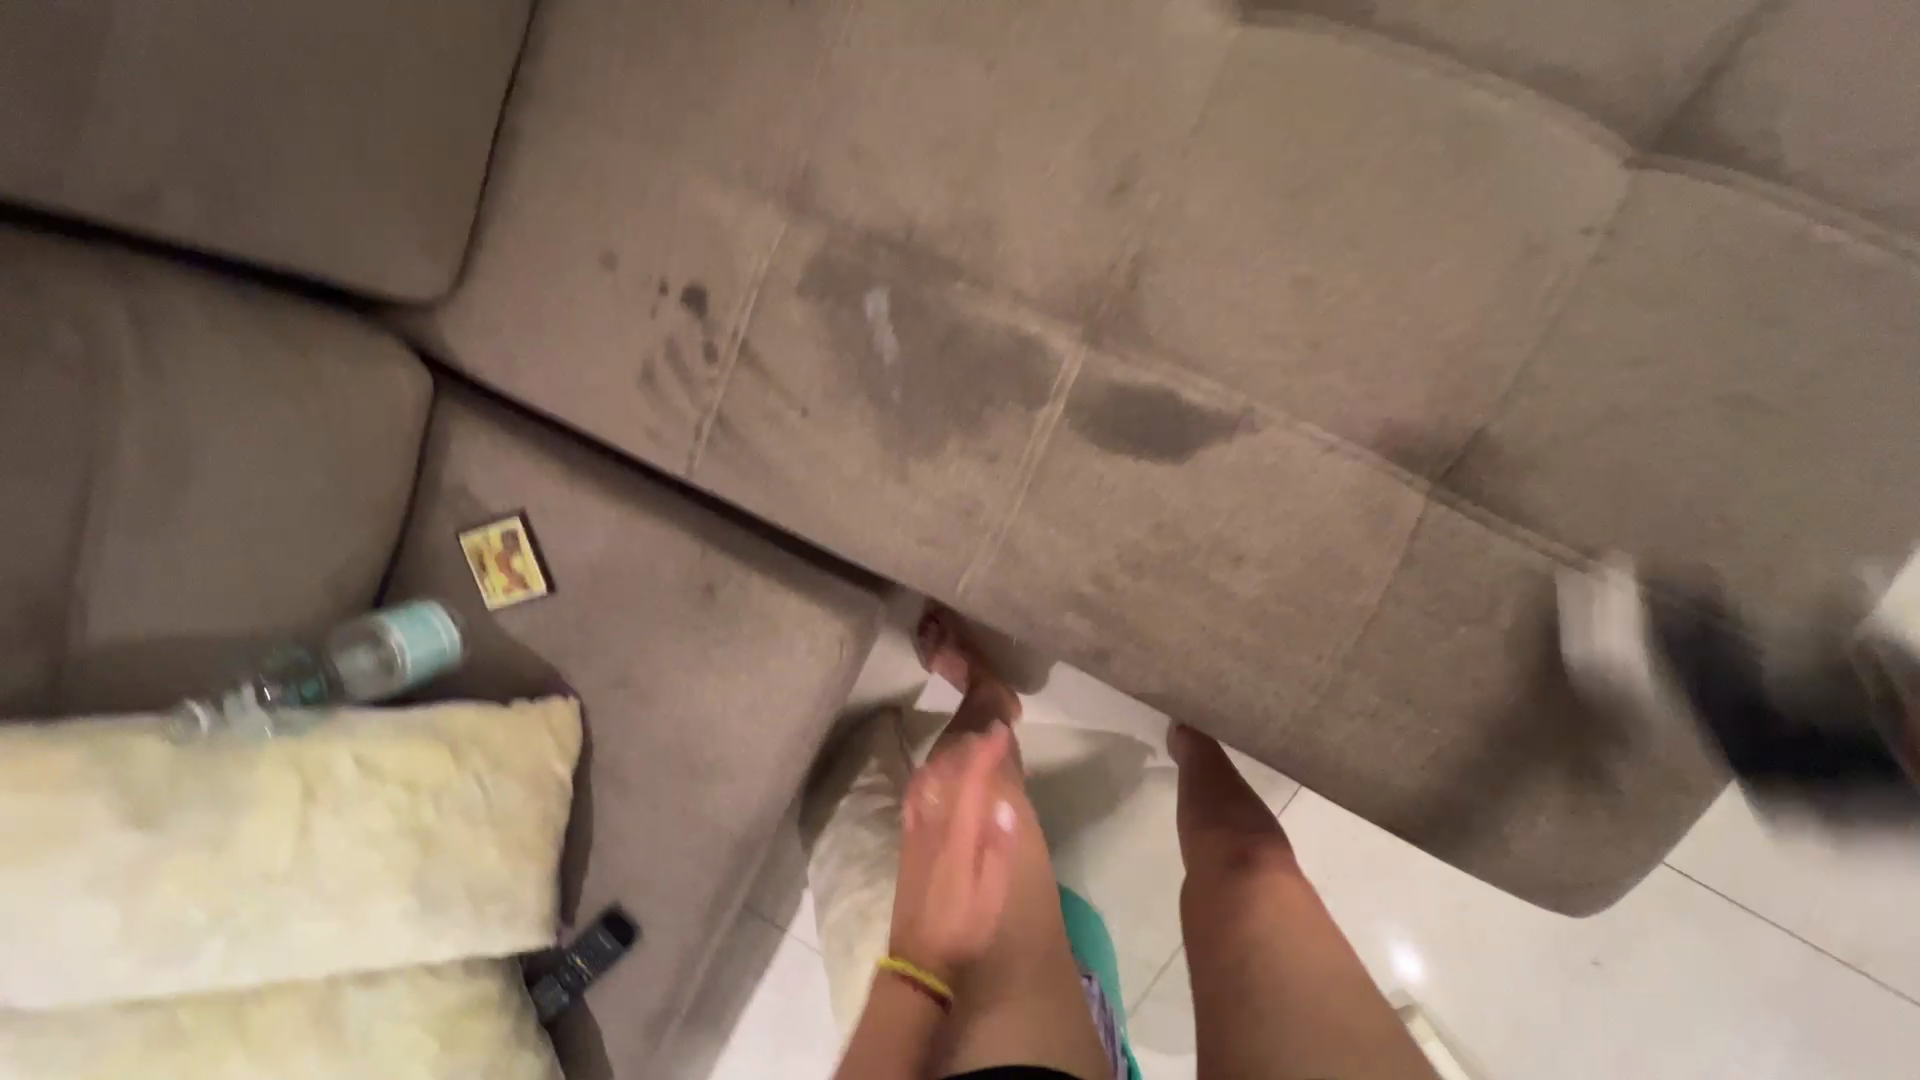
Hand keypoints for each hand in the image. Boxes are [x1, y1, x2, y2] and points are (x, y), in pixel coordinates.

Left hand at [889, 722, 1020, 985]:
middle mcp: (933, 825)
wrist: (919, 959)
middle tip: (991, 726)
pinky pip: (916, 792)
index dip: (985, 751)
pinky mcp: (907, 840)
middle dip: (969, 743)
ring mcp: (916, 831)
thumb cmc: (965, 930)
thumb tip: (1006, 804)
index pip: (970, 781)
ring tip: (970, 741)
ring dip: (949, 753)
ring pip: (928, 779)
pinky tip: (935, 768)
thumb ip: (999, 850)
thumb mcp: (993, 897)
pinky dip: (930, 771)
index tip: (1000, 729)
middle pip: (946, 771)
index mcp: (958, 837)